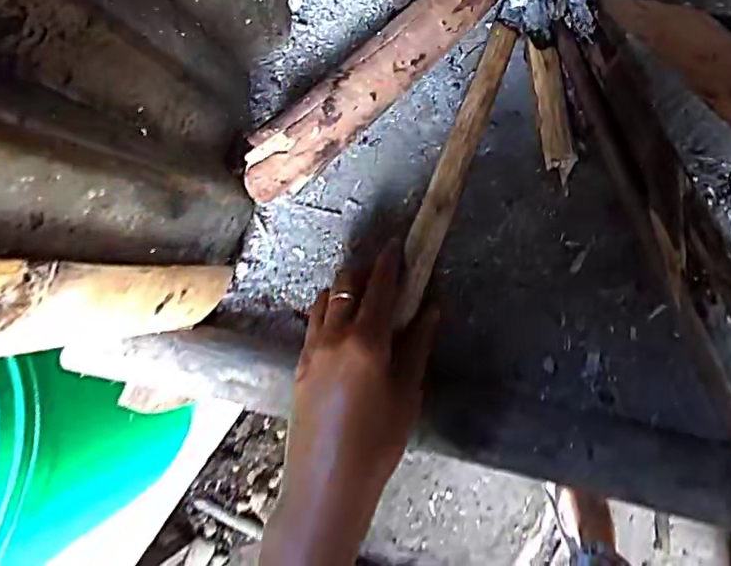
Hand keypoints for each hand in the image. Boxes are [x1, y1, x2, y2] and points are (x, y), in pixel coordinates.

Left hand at [262, 241, 438, 565]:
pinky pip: (313, 324)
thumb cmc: (377, 441)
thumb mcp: (407, 392)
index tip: (397, 244)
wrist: (326, 486)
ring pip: (324, 300)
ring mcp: (311, 351)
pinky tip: (341, 327)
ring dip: (343, 290)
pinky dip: (328, 312)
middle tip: (384, 272)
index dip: (390, 261)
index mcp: (366, 340)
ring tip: (362, 297)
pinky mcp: (298, 368)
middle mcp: (334, 336)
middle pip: (346, 284)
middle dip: (366, 271)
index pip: (379, 287)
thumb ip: (417, 345)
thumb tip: (431, 309)